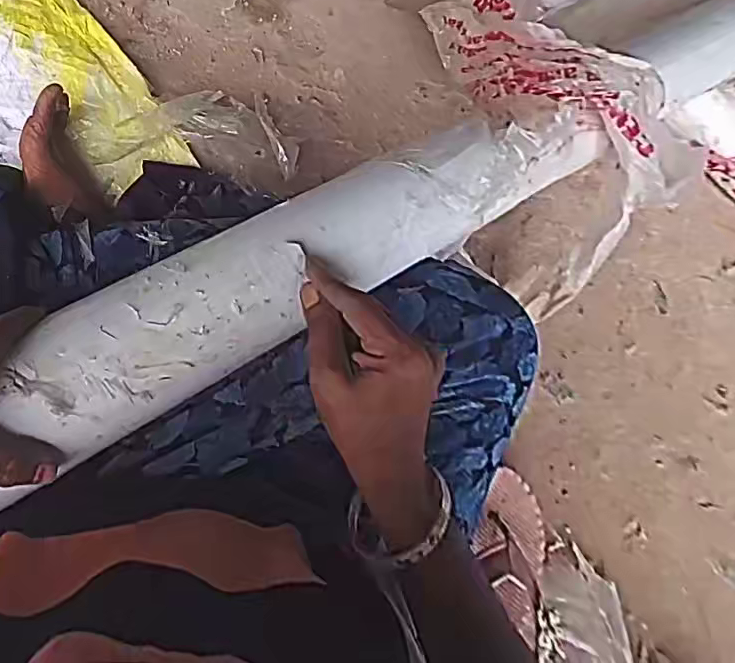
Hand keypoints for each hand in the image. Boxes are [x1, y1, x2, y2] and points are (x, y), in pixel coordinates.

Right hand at [300, 256, 445, 547]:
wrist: (391, 470)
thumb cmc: (357, 431)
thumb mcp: (328, 380)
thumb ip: (322, 332)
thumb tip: (314, 294)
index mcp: (402, 353)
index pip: (358, 306)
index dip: (330, 285)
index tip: (309, 265)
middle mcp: (422, 348)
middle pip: (370, 310)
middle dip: (338, 301)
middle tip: (308, 293)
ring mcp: (426, 354)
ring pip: (377, 318)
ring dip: (349, 317)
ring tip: (324, 327)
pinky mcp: (422, 360)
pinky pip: (385, 331)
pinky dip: (362, 330)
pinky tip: (345, 342)